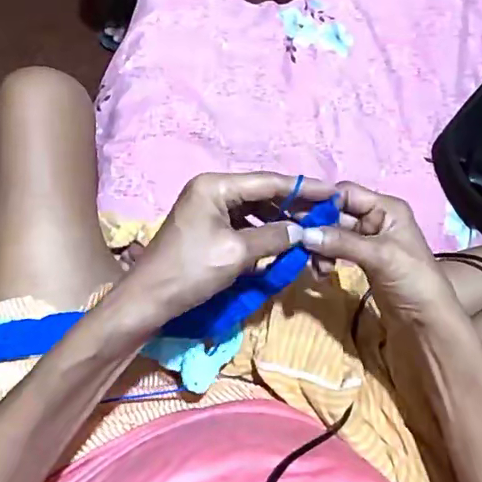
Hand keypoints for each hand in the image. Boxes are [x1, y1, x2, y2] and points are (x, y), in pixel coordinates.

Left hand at [120, 171, 336, 323]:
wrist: (148, 300)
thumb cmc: (191, 271)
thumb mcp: (238, 253)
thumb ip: (274, 237)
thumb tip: (303, 230)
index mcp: (216, 186)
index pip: (269, 182)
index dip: (303, 188)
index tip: (333, 192)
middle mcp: (212, 189)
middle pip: (262, 193)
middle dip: (293, 206)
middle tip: (325, 216)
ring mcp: (208, 208)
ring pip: (255, 210)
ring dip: (280, 221)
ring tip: (308, 231)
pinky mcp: (207, 227)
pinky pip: (243, 224)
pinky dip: (263, 233)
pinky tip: (282, 243)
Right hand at [299, 182, 459, 326]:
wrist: (427, 323)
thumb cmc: (413, 281)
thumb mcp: (380, 256)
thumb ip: (342, 242)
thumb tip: (304, 234)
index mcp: (386, 208)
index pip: (345, 193)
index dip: (320, 200)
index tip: (293, 214)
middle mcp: (376, 218)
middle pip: (336, 212)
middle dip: (316, 226)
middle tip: (294, 240)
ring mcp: (368, 241)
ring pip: (333, 233)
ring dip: (319, 246)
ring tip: (315, 266)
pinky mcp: (362, 261)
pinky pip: (335, 251)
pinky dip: (325, 259)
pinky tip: (320, 273)